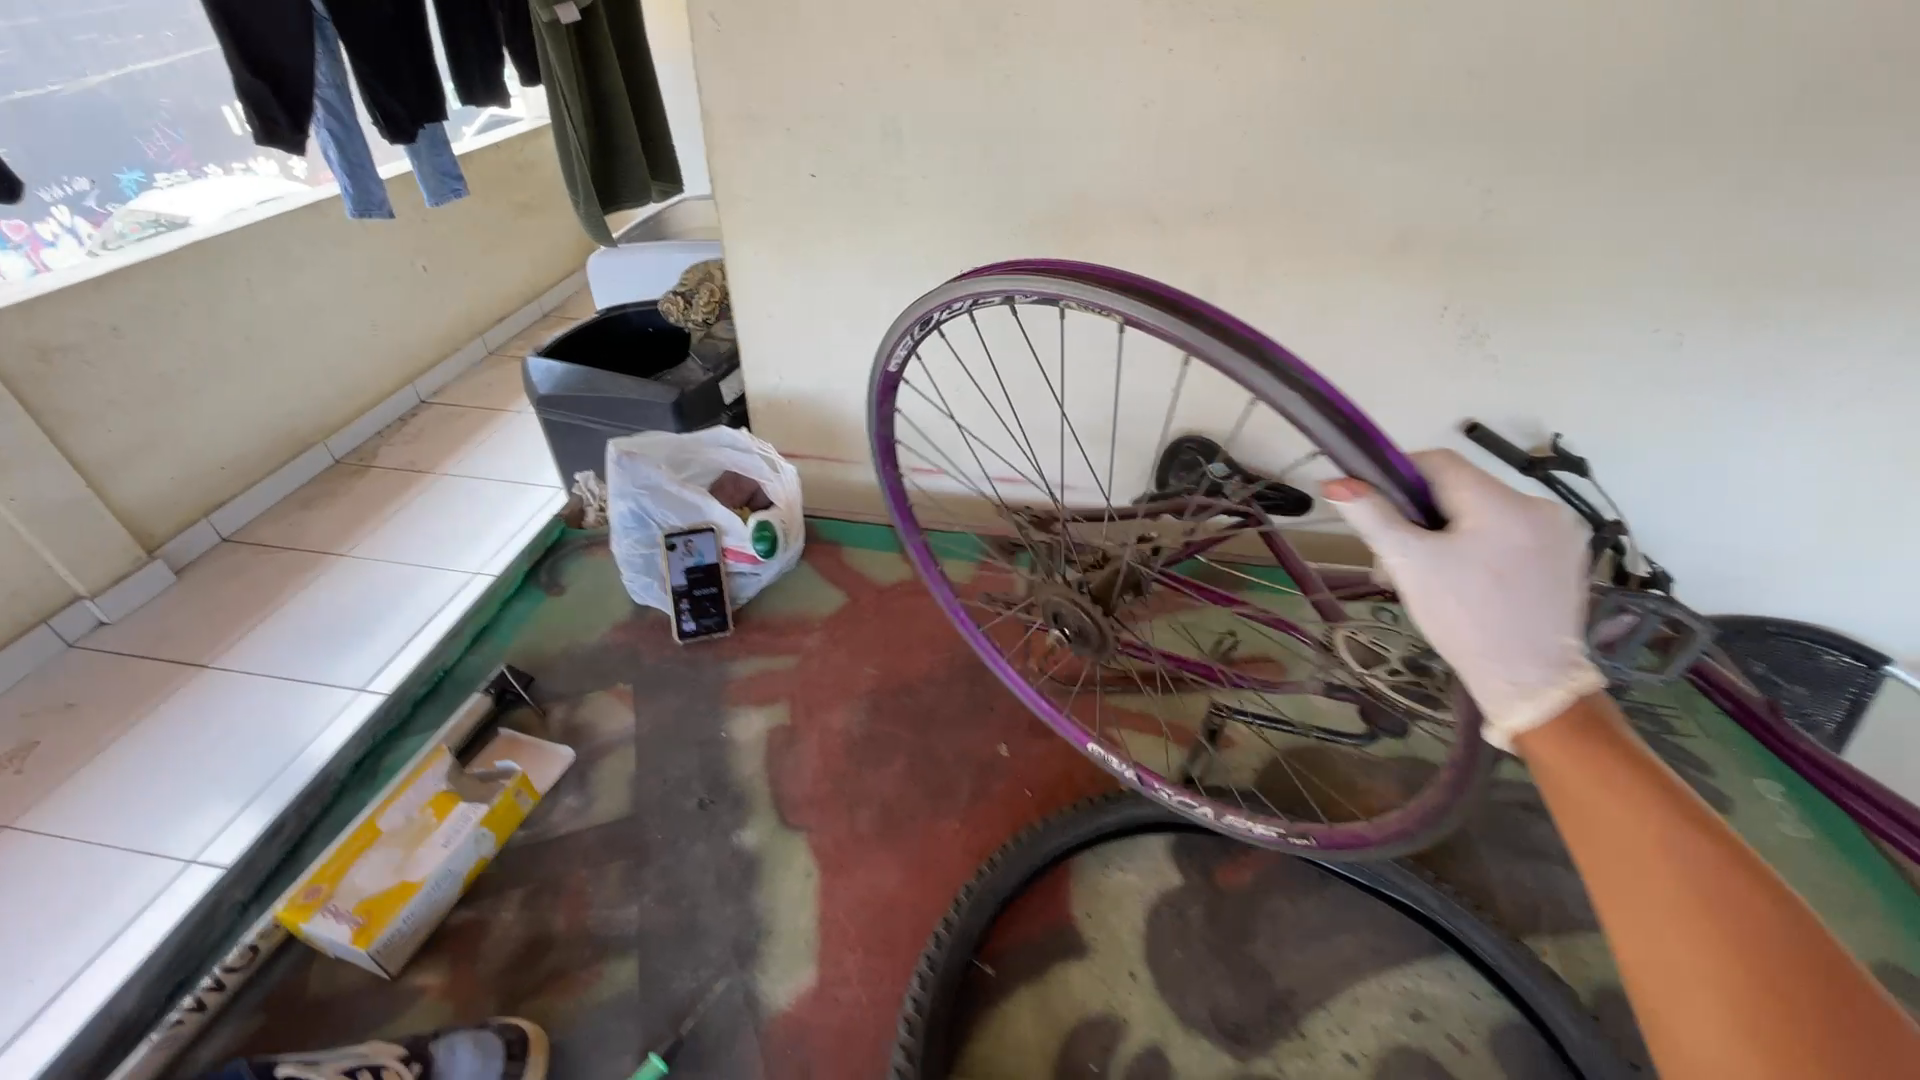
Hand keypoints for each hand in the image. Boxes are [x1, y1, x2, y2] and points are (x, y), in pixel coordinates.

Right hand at [1322, 449, 1605, 751]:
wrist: (1529, 681)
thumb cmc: (1463, 618)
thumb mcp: (1409, 565)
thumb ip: (1372, 516)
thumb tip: (1336, 482)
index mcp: (1501, 502)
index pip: (1438, 463)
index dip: (1398, 476)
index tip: (1375, 509)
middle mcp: (1539, 506)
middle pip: (1460, 491)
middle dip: (1421, 517)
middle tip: (1398, 559)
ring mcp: (1560, 533)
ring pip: (1484, 515)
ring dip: (1449, 534)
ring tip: (1431, 576)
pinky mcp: (1567, 558)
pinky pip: (1509, 536)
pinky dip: (1480, 549)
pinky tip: (1468, 582)